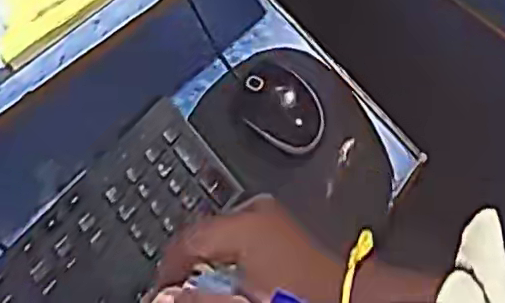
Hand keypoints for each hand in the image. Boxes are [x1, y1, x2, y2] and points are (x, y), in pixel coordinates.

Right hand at [152, 196, 343, 302]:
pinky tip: (231, 285)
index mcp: (245, 222)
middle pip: (204, 234)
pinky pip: (242, 239)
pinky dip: (228, 261)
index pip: (188, 238)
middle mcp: (257, 210)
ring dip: (208, 264)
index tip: (158, 294)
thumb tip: (164, 295)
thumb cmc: (301, 298)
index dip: (166, 271)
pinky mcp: (281, 229)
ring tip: (203, 291)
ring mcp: (271, 216)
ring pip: (222, 238)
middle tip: (176, 294)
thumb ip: (201, 297)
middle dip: (187, 267)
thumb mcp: (241, 301)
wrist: (346, 299)